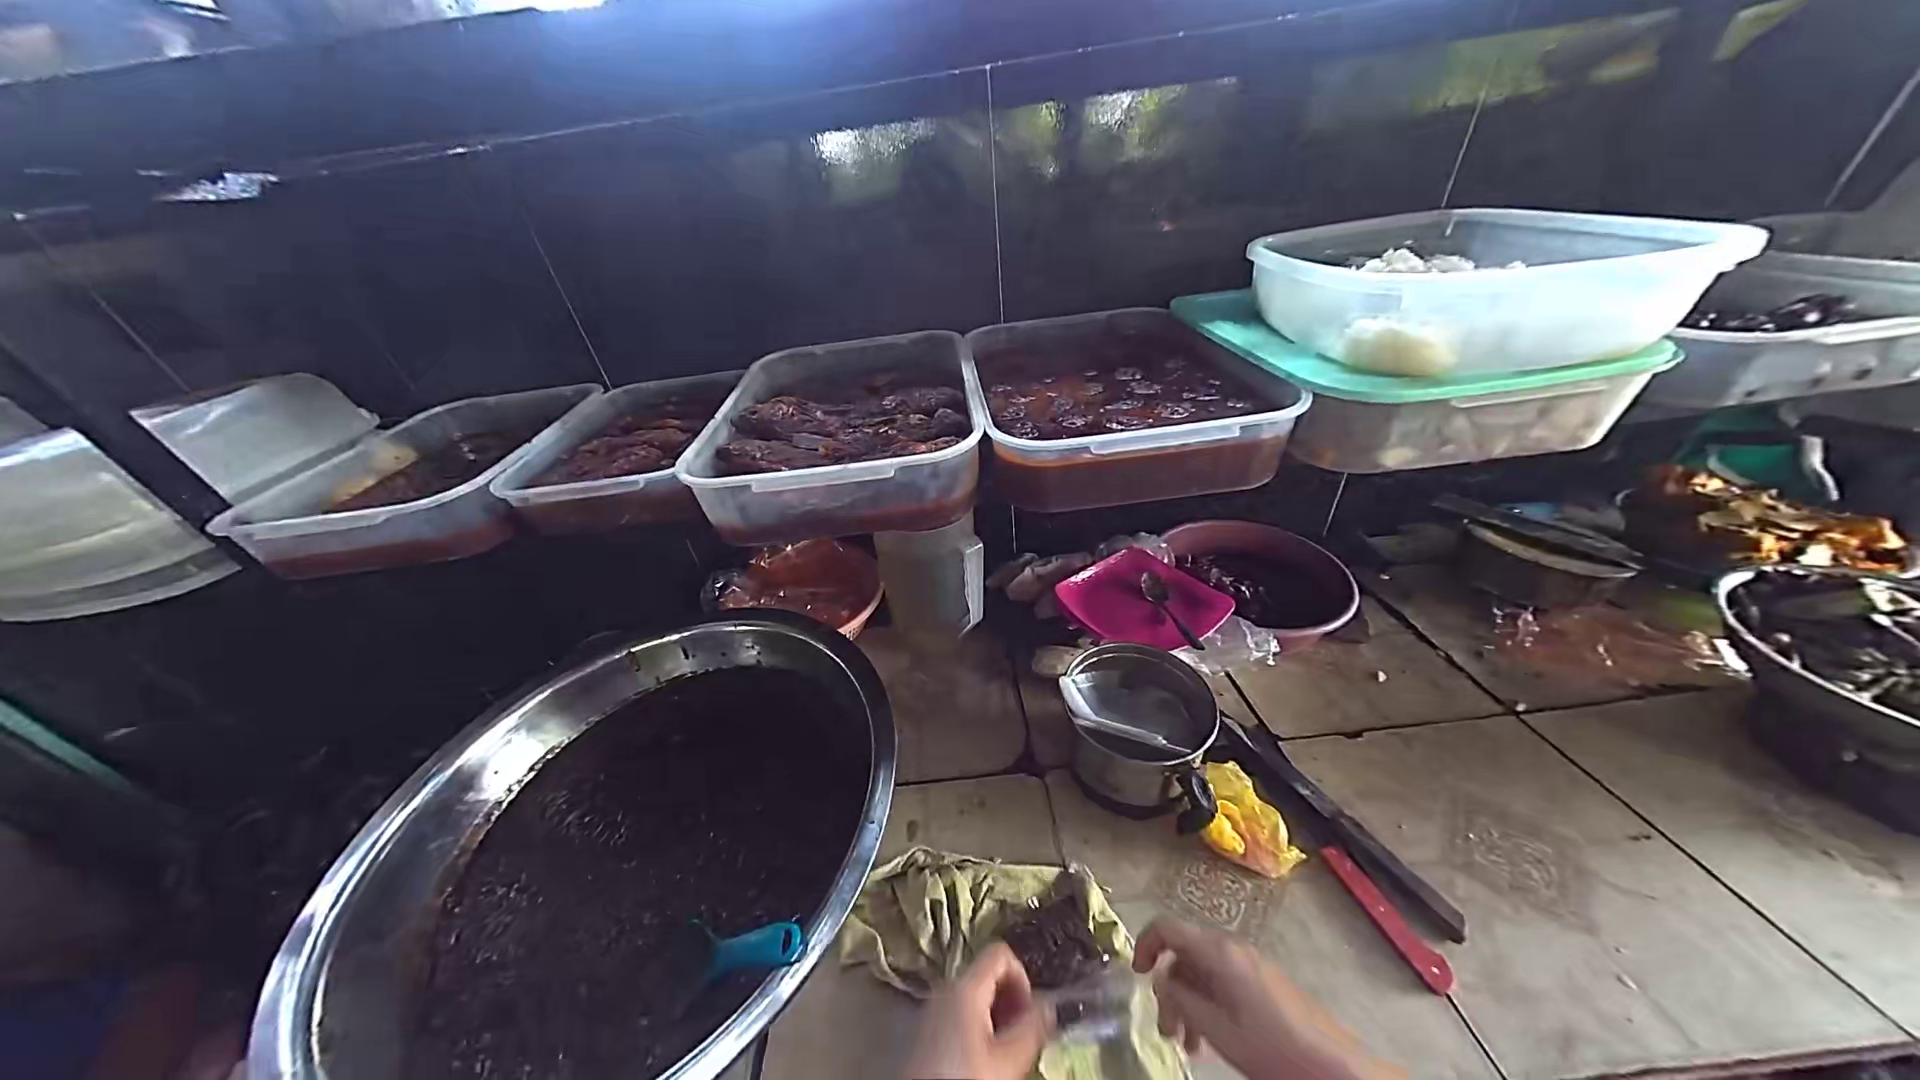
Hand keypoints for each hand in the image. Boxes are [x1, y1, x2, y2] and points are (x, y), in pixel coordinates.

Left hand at [903, 943, 1053, 1079]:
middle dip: (1012, 1000)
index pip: (1001, 953)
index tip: (1031, 1010)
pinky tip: (983, 1057)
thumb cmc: (961, 1078)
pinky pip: (961, 1011)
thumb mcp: (1004, 1060)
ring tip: (1005, 1050)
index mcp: (964, 986)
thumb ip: (1031, 1028)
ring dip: (998, 1016)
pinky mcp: (929, 1027)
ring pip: (977, 994)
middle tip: (1023, 1035)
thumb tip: (1051, 1005)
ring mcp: (935, 1006)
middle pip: (989, 973)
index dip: (1023, 977)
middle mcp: (946, 987)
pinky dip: (980, 1025)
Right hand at [1133, 918, 1403, 1079]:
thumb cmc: (1273, 1049)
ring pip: (1202, 970)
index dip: (1145, 944)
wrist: (1338, 1070)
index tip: (1137, 975)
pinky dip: (1208, 1004)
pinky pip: (1222, 982)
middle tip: (1167, 1031)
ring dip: (1188, 1001)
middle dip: (1169, 988)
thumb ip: (1181, 999)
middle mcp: (1231, 948)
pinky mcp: (1263, 982)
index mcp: (1218, 952)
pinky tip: (1211, 1039)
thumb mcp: (1217, 1029)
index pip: (1167, 927)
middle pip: (1184, 953)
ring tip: (1188, 1045)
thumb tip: (1160, 980)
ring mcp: (1249, 964)